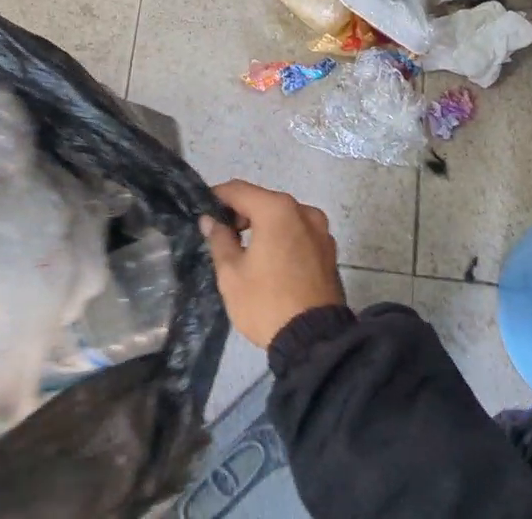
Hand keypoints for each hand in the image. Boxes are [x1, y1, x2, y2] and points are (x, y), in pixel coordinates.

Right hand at [200, 179, 346, 348]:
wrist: (315, 340)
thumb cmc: (266, 302)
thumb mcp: (231, 274)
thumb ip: (219, 239)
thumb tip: (211, 220)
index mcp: (277, 210)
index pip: (239, 190)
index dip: (217, 197)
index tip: (202, 211)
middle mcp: (304, 211)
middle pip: (264, 201)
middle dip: (241, 213)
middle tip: (220, 235)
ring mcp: (321, 231)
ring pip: (284, 218)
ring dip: (263, 226)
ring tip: (244, 251)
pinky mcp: (329, 251)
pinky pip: (299, 234)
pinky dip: (282, 238)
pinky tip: (271, 261)